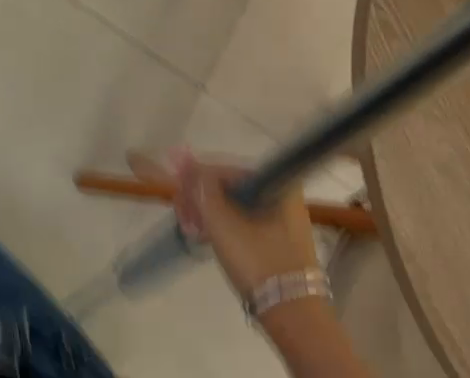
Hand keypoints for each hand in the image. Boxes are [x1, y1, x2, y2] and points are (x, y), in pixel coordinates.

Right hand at [165, 148, 320, 298]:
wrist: (290, 312)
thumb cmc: (255, 258)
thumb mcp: (219, 217)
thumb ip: (199, 184)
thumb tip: (181, 157)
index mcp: (277, 187)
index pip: (224, 168)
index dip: (196, 178)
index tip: (178, 194)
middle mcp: (283, 198)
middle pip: (228, 185)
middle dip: (199, 196)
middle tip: (182, 214)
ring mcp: (281, 220)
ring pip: (232, 204)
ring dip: (206, 211)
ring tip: (190, 228)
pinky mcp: (276, 240)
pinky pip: (241, 220)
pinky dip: (220, 224)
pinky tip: (203, 235)